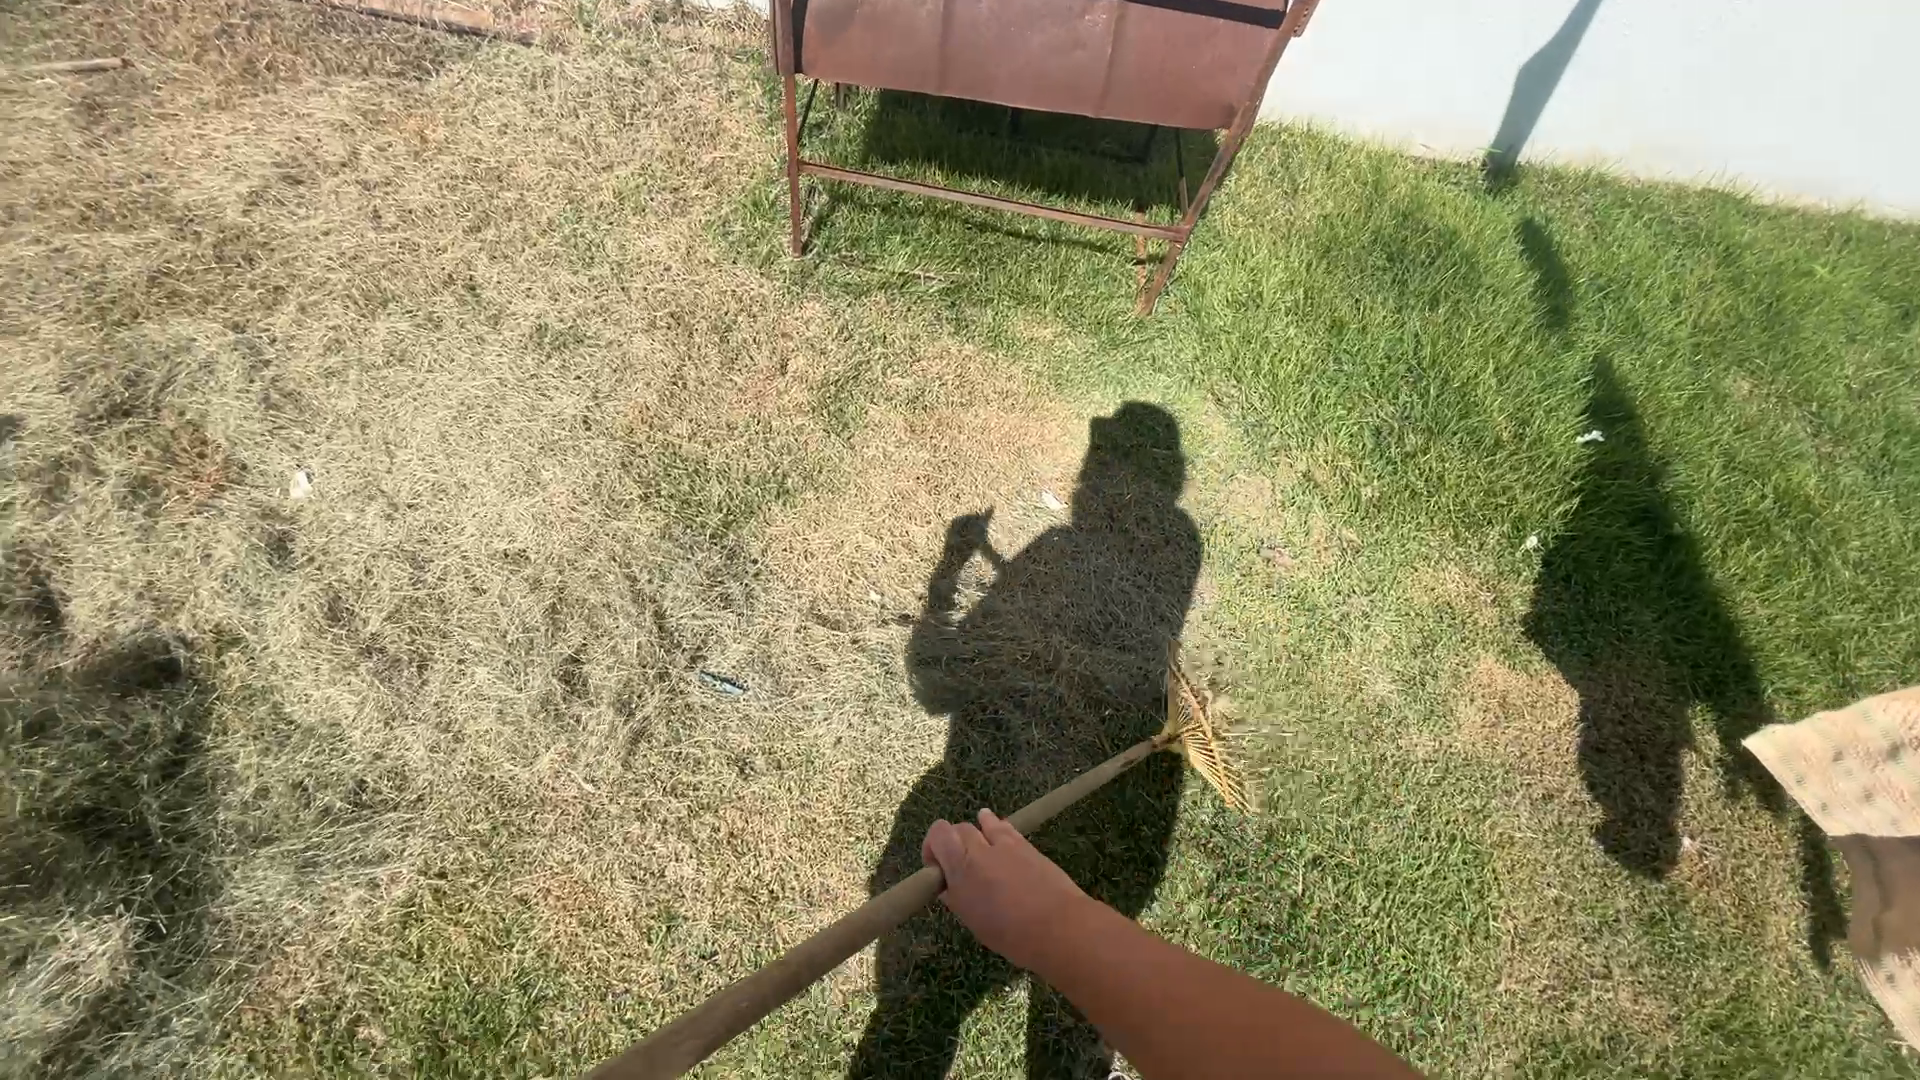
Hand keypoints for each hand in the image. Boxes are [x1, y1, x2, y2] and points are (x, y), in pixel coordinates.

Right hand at [921, 809, 1090, 970]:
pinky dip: (996, 827)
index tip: (936, 868)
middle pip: (959, 828)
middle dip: (954, 843)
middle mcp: (980, 848)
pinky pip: (1005, 827)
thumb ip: (957, 898)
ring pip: (982, 823)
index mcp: (961, 867)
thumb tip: (948, 887)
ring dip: (977, 831)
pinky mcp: (1026, 844)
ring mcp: (1005, 843)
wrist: (1056, 926)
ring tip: (976, 843)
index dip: (932, 846)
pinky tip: (997, 830)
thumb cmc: (1010, 934)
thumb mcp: (974, 922)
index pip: (938, 833)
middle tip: (959, 865)